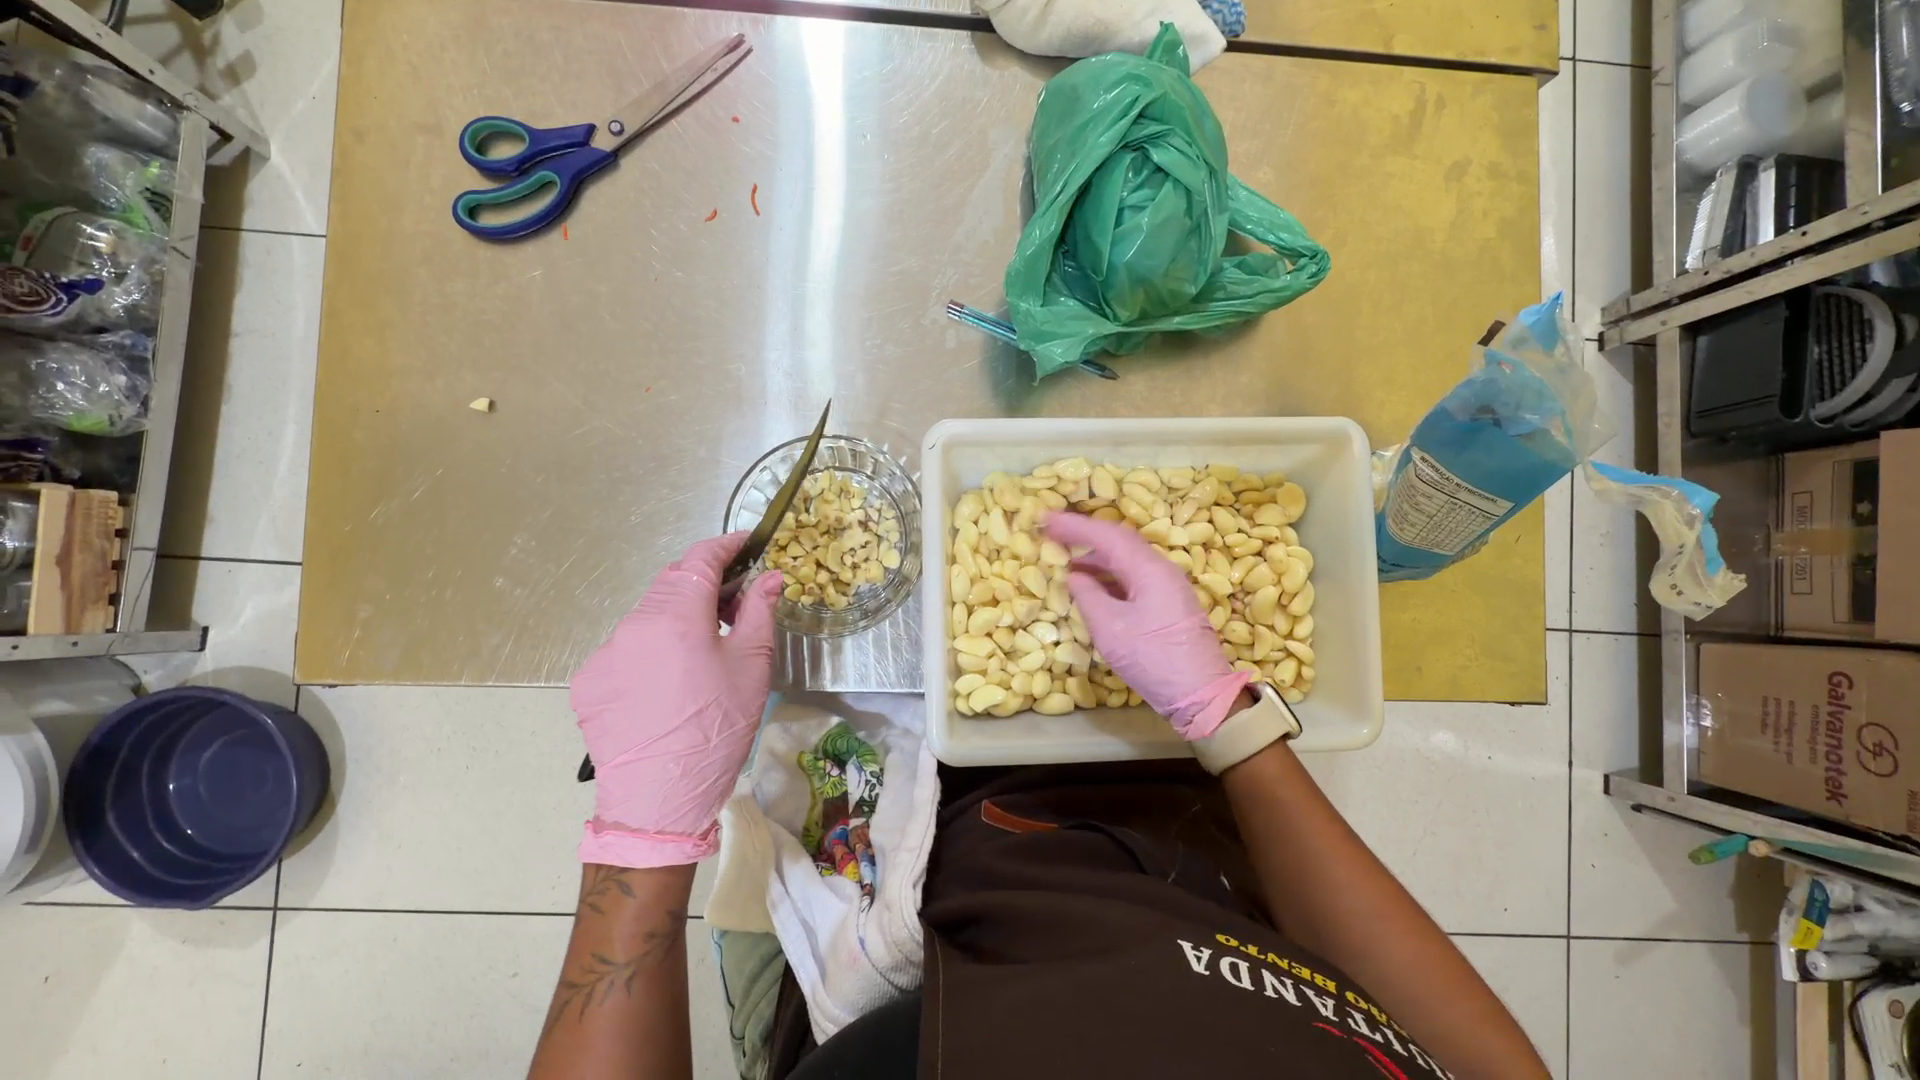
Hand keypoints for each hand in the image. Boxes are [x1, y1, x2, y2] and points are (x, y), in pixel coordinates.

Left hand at [570, 532, 782, 868]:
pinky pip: (627, 649)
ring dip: (678, 618)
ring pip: (648, 617)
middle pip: (671, 585)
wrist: (658, 800)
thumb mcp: (751, 669)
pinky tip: (671, 682)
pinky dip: (653, 649)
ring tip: (705, 649)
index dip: (725, 545)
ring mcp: (605, 654)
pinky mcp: (590, 682)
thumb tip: (769, 578)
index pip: (699, 560)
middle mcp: (632, 625)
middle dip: (704, 584)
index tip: (746, 543)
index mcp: (675, 617)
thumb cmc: (717, 731)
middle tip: (737, 602)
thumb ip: (759, 614)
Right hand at [1044, 513, 1249, 739]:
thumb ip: (1087, 595)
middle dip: (1084, 536)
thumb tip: (1074, 576)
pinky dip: (1107, 575)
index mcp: (1149, 569)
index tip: (1045, 518)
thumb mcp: (1110, 628)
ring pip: (1126, 561)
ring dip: (1095, 557)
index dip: (1074, 526)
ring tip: (1065, 560)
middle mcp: (1161, 570)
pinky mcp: (1167, 605)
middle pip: (1118, 542)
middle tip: (1052, 533)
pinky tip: (1090, 585)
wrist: (1200, 693)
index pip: (1106, 535)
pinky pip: (1132, 578)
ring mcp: (1167, 587)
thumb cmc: (1153, 659)